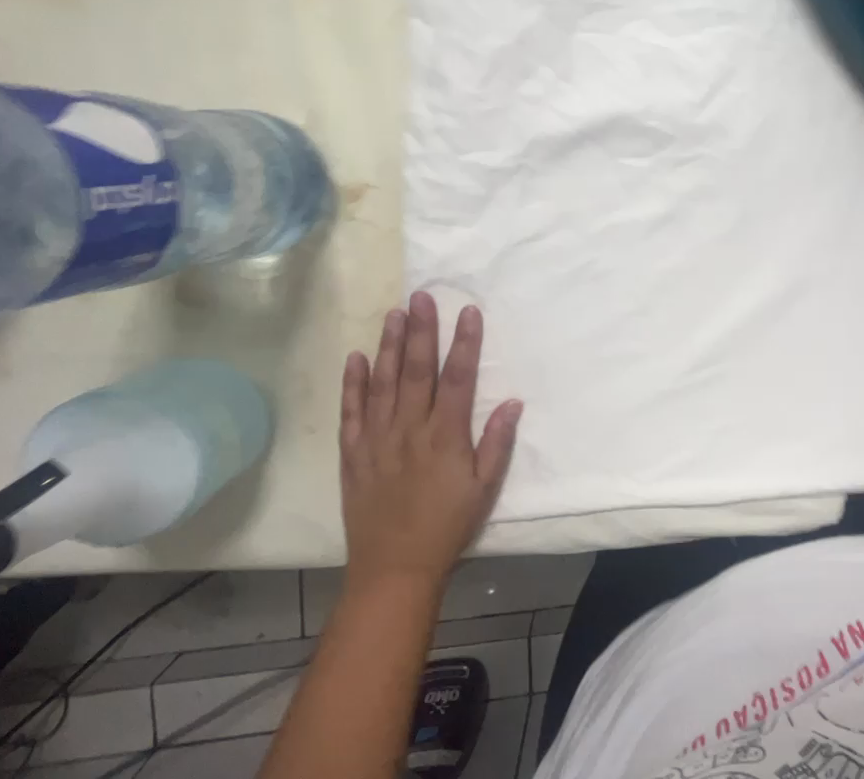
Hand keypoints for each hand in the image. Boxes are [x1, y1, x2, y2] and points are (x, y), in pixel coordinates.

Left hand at [339, 292, 521, 588]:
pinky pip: (351, 411)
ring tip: (394, 313)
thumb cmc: (449, 525)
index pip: (457, 378)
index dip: (464, 343)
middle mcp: (410, 429)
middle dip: (422, 331)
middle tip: (422, 296)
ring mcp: (377, 439)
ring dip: (389, 346)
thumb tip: (511, 401)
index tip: (468, 312)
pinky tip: (356, 357)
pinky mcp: (353, 453)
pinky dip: (352, 383)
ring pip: (383, 383)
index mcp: (446, 436)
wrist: (395, 566)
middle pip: (417, 370)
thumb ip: (497, 443)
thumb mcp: (485, 488)